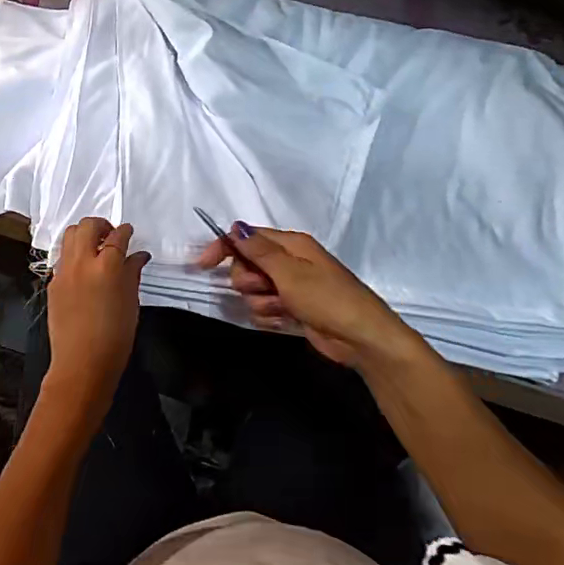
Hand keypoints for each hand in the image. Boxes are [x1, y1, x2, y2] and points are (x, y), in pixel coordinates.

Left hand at [43, 218, 149, 414]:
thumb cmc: (115, 338)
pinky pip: (62, 258)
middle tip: (111, 235)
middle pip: (87, 226)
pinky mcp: (52, 283)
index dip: (125, 231)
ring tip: (95, 248)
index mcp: (108, 266)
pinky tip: (84, 269)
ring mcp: (63, 271)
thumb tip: (137, 256)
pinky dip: (74, 255)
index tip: (129, 232)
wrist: (82, 363)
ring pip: (69, 236)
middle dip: (101, 225)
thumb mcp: (131, 303)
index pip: (117, 236)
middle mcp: (82, 262)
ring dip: (83, 235)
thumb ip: (132, 273)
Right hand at [195, 224, 428, 370]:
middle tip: (263, 288)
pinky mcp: (291, 309)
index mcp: (290, 244)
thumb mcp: (289, 272)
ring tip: (281, 308)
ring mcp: (289, 287)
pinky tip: (285, 320)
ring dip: (260, 302)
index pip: (246, 237)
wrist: (360, 337)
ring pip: (252, 291)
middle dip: (247, 280)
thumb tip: (235, 227)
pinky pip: (263, 309)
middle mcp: (288, 262)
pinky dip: (269, 316)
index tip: (203, 264)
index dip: (223, 248)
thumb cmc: (327, 298)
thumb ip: (258, 250)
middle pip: (245, 266)